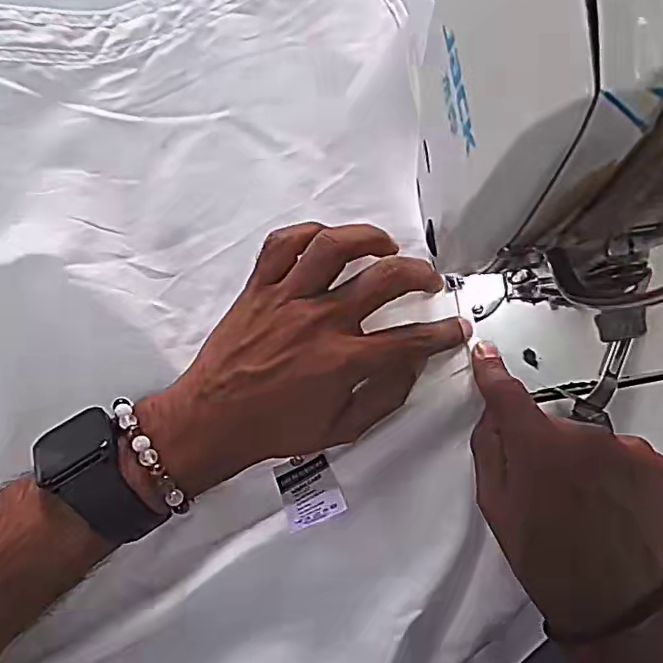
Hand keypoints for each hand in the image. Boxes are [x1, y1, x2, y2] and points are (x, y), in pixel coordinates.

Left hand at [136, 223, 470, 494]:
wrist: (213, 420)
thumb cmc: (267, 427)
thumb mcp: (339, 428)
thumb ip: (383, 397)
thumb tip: (409, 368)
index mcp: (341, 360)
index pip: (409, 338)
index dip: (440, 332)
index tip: (450, 328)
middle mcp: (317, 322)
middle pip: (385, 278)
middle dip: (420, 274)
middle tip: (427, 279)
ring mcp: (287, 300)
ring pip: (334, 246)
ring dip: (368, 238)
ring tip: (384, 246)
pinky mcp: (259, 290)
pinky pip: (283, 244)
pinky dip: (308, 233)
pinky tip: (325, 240)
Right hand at [468, 341, 662, 635]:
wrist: (609, 597)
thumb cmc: (551, 561)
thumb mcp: (496, 507)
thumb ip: (490, 452)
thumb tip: (492, 422)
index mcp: (536, 447)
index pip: (507, 393)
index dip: (493, 372)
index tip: (488, 357)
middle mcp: (581, 439)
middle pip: (553, 423)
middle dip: (547, 446)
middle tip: (547, 490)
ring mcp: (621, 449)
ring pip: (589, 439)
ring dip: (583, 461)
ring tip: (581, 504)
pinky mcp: (651, 461)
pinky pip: (621, 451)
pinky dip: (613, 470)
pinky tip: (606, 502)